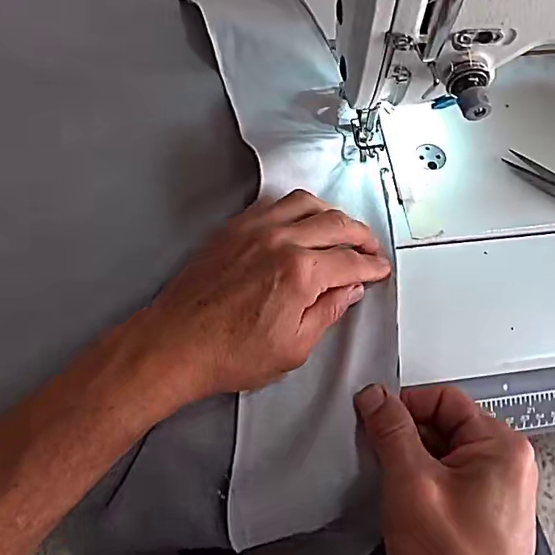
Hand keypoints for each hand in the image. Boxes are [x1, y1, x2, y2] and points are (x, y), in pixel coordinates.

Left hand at [130, 190, 390, 400]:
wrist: (176, 343)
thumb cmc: (227, 351)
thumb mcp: (294, 347)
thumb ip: (328, 312)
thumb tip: (349, 291)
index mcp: (300, 272)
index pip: (351, 261)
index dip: (372, 266)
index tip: (378, 269)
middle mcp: (280, 241)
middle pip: (337, 224)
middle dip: (361, 235)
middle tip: (370, 248)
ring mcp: (255, 230)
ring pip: (307, 203)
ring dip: (332, 213)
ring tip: (341, 227)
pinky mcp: (234, 228)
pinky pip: (274, 203)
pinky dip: (297, 207)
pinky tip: (300, 219)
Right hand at [355, 383, 554, 554]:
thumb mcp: (411, 484)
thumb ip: (391, 432)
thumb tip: (376, 397)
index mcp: (500, 445)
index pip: (443, 398)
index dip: (404, 405)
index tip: (374, 419)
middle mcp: (507, 462)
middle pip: (443, 423)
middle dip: (406, 439)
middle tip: (380, 459)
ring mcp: (498, 490)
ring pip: (442, 453)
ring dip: (412, 465)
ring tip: (397, 493)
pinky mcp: (486, 513)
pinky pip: (449, 479)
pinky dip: (423, 486)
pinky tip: (409, 509)